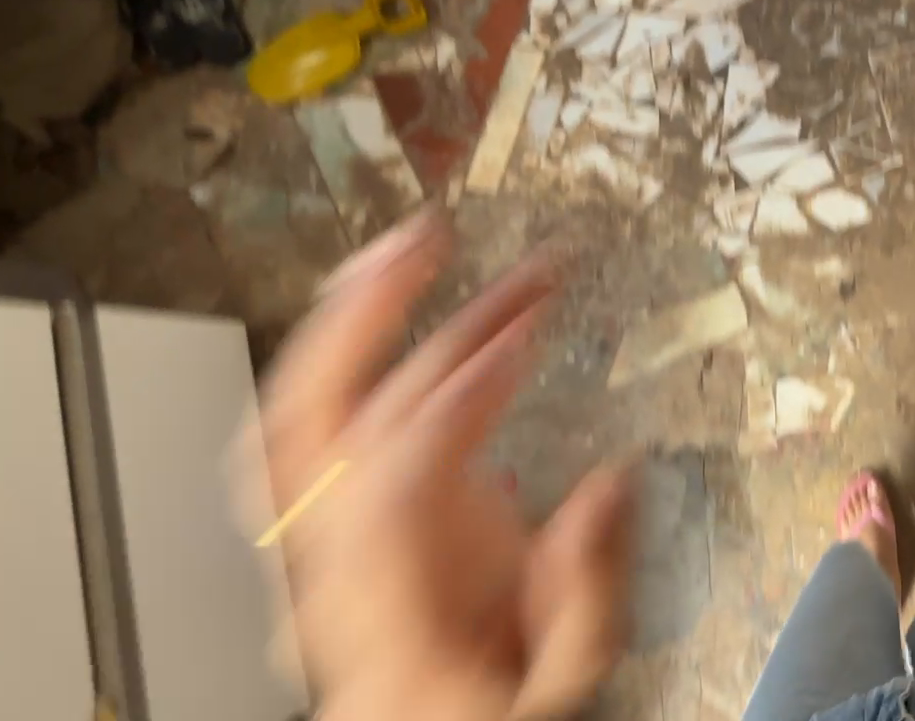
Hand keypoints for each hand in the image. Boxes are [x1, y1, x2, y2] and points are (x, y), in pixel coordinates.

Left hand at [230, 211, 637, 720]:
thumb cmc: (489, 716)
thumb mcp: (565, 684)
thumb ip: (587, 590)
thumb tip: (608, 479)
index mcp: (388, 606)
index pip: (395, 478)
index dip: (458, 395)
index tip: (525, 334)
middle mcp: (338, 560)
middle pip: (313, 427)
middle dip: (367, 319)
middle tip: (427, 240)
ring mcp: (336, 532)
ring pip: (306, 413)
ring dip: (355, 318)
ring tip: (415, 247)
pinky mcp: (358, 511)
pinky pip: (338, 420)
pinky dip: (365, 353)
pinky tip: (411, 307)